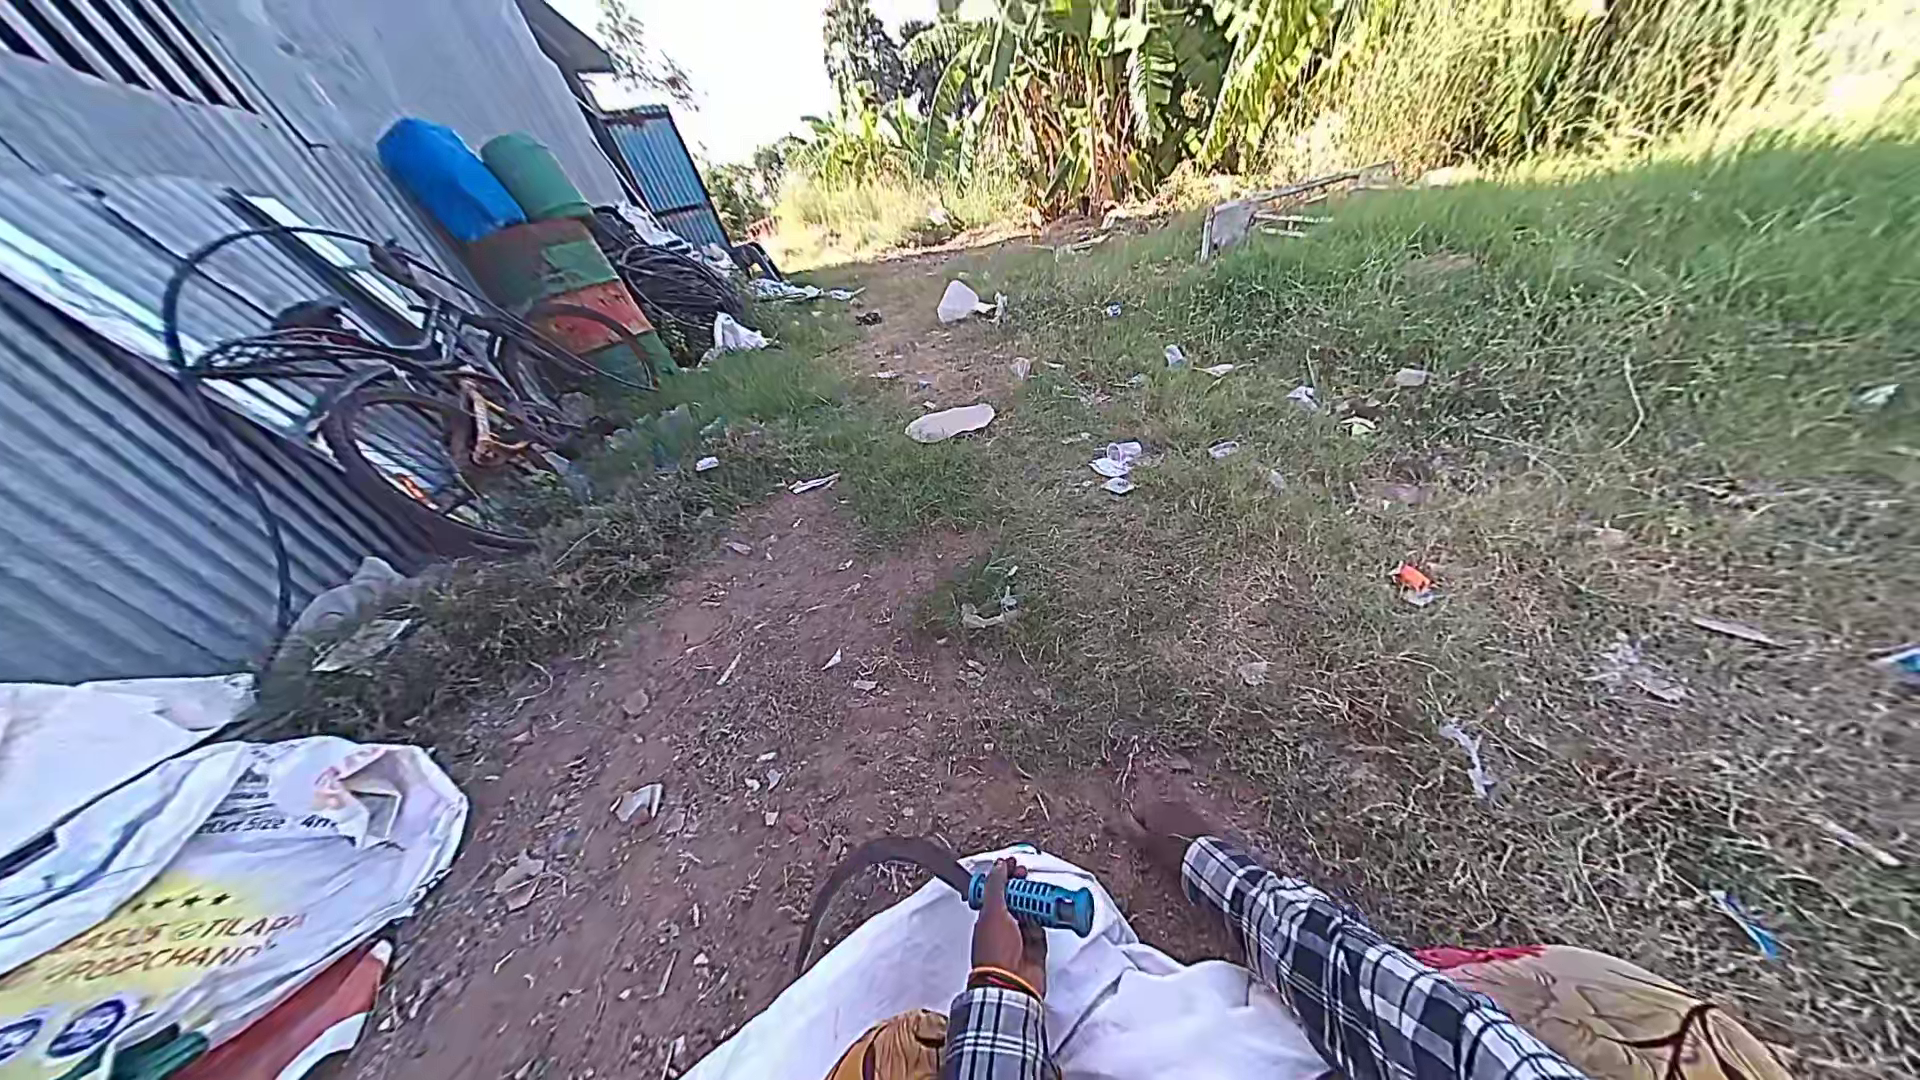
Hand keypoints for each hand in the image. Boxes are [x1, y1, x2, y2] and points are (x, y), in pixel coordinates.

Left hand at [970, 858, 1046, 996]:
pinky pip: (1041, 929)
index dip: (1004, 875)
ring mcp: (1019, 938)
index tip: (1012, 864)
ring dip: (1035, 901)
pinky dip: (1045, 920)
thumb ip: (996, 886)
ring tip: (1040, 892)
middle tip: (1027, 876)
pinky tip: (1047, 912)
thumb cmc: (995, 952)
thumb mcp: (993, 911)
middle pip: (1014, 898)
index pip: (996, 889)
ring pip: (1029, 911)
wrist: (1011, 984)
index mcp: (988, 916)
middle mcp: (1003, 926)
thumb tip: (998, 866)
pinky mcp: (1034, 949)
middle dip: (1021, 885)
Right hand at [1122, 800, 1220, 880]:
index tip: (1142, 843)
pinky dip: (1182, 831)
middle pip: (1153, 813)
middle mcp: (1168, 803)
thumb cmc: (1170, 852)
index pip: (1137, 812)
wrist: (1205, 858)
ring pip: (1169, 817)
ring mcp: (1186, 809)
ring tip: (1173, 849)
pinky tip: (1186, 847)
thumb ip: (1128, 830)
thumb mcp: (1145, 844)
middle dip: (1153, 826)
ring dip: (1168, 828)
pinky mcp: (1199, 818)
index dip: (1137, 828)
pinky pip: (1184, 822)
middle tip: (1157, 847)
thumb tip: (1108, 821)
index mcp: (1152, 807)